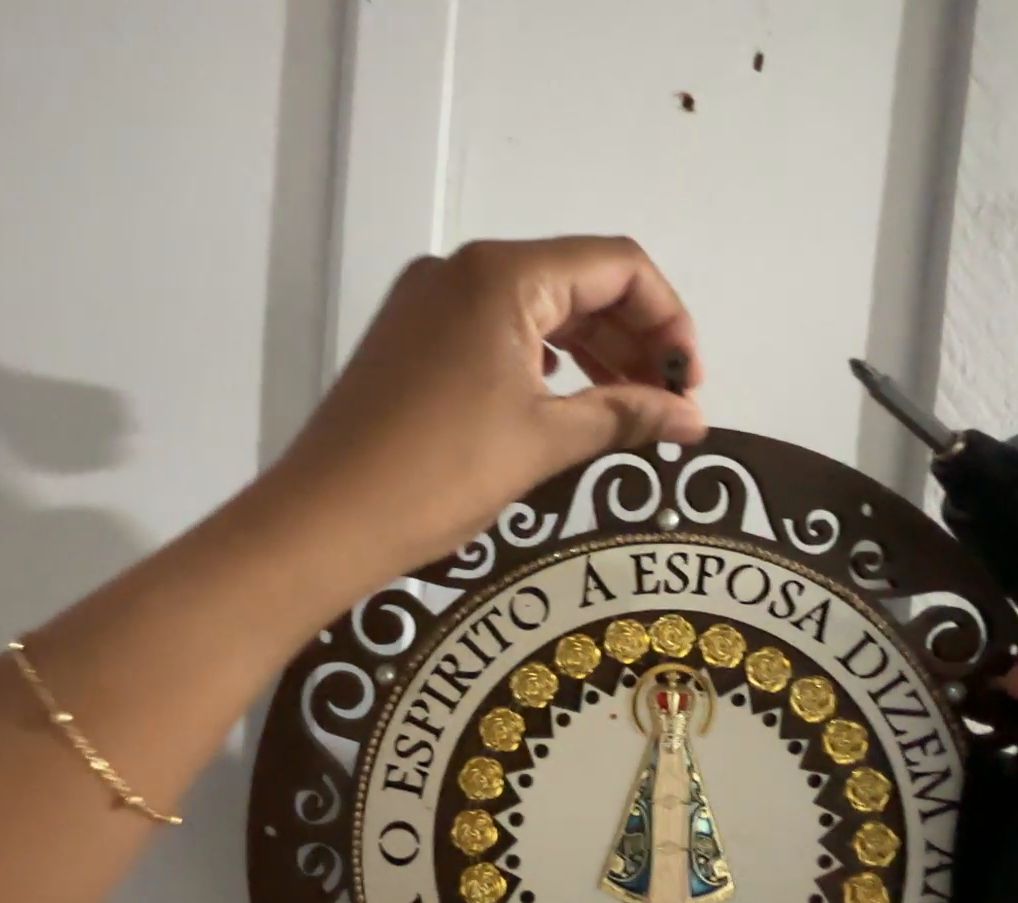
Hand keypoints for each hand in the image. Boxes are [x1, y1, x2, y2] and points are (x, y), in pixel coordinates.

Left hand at [269, 236, 706, 573]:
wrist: (323, 522)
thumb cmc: (439, 475)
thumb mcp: (544, 441)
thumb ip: (626, 414)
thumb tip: (694, 417)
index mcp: (503, 275)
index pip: (618, 266)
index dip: (669, 319)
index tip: (689, 383)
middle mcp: (464, 270)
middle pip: (579, 282)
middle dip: (634, 339)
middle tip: (666, 406)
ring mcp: (430, 302)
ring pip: (538, 309)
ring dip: (592, 353)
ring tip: (626, 410)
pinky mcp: (413, 339)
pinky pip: (498, 332)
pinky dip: (544, 362)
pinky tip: (565, 399)